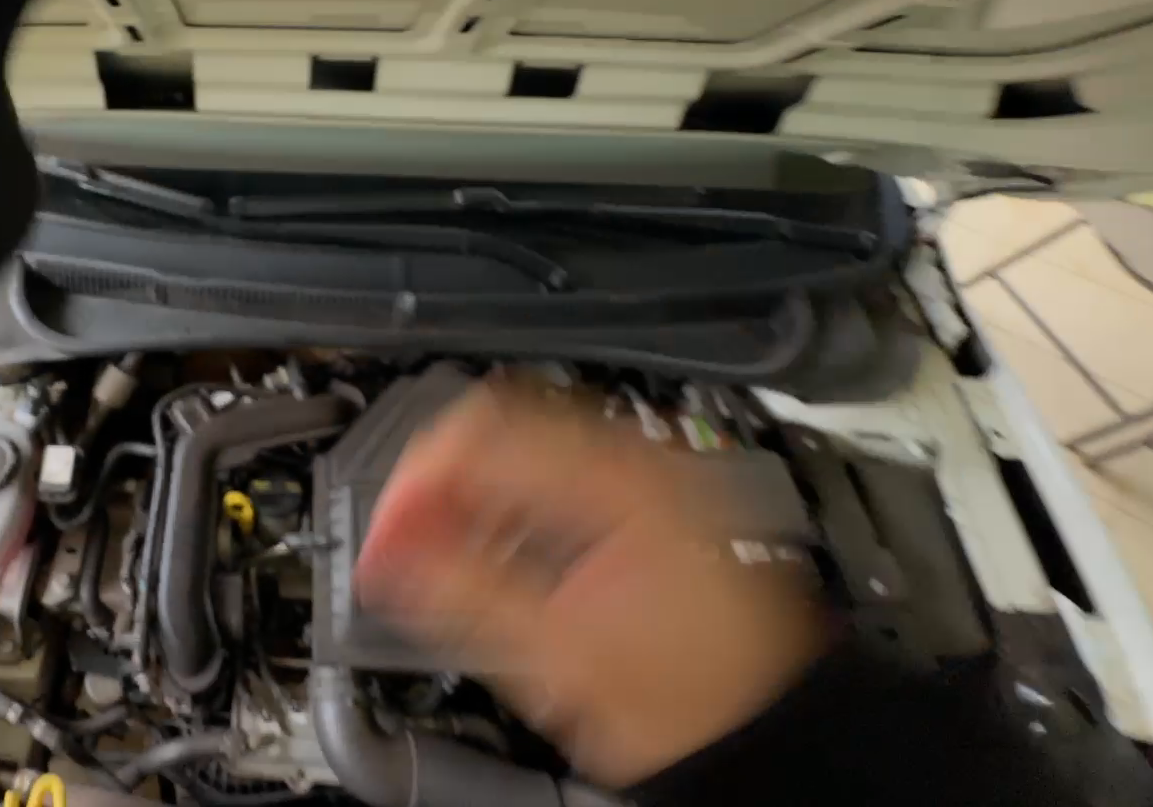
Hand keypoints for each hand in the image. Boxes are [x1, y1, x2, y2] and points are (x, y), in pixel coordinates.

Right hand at [355, 381, 826, 786]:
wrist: (767, 725)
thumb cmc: (691, 696)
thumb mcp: (559, 651)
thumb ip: (461, 592)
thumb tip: (386, 554)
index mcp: (610, 477)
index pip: (479, 433)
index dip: (416, 480)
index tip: (387, 532)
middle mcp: (621, 456)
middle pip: (489, 426)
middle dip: (430, 482)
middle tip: (399, 539)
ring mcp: (624, 470)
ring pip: (507, 443)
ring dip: (456, 490)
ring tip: (430, 548)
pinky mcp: (620, 493)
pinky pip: (533, 470)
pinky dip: (490, 499)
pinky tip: (477, 544)